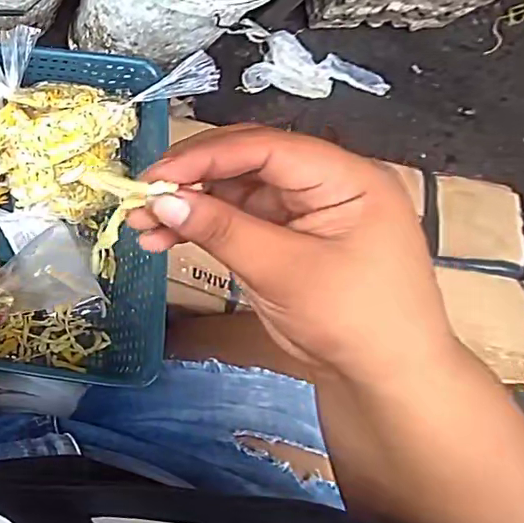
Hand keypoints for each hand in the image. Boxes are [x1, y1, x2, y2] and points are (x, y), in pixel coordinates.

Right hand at [126, 125, 459, 383]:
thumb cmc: (351, 319)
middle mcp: (320, 184)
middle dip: (190, 179)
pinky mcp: (280, 237)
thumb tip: (161, 200)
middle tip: (141, 197)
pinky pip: (232, 221)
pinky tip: (163, 240)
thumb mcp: (283, 271)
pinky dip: (198, 229)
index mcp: (343, 177)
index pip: (265, 147)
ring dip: (186, 207)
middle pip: (244, 163)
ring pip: (230, 193)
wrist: (382, 375)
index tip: (155, 176)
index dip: (205, 156)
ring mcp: (298, 211)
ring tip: (142, 225)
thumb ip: (222, 230)